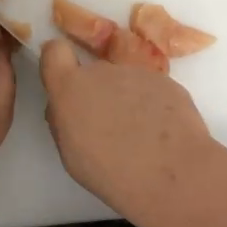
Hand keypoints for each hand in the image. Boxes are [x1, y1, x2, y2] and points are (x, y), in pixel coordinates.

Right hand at [39, 39, 225, 220]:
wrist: (171, 174)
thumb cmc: (111, 172)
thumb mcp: (70, 154)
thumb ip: (63, 122)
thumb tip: (66, 108)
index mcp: (71, 88)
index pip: (54, 51)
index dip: (57, 63)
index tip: (64, 82)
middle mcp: (103, 71)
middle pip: (93, 73)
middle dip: (96, 93)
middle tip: (108, 128)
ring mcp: (138, 73)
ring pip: (124, 82)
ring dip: (126, 100)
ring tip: (139, 135)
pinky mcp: (167, 82)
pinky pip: (151, 90)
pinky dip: (152, 106)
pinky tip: (160, 134)